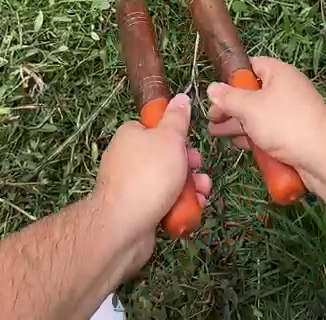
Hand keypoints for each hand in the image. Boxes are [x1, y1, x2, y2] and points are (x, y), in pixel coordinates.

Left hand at [89, 94, 210, 269]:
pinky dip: (178, 205)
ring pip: (168, 181)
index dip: (178, 137)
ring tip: (202, 195)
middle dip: (189, 166)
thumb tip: (181, 98)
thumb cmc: (149, 175)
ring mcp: (131, 186)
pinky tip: (192, 210)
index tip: (190, 147)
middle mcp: (128, 158)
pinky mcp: (136, 210)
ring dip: (190, 187)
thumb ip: (178, 118)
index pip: (157, 129)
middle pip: (166, 157)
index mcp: (131, 135)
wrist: (123, 228)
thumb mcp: (169, 138)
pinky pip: (162, 202)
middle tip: (199, 172)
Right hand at [205, 57, 325, 184]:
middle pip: (252, 93)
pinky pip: (268, 131)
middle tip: (211, 118)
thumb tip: (212, 88)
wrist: (323, 156)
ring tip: (216, 133)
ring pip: (258, 115)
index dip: (233, 77)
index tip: (216, 92)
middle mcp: (285, 89)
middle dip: (230, 106)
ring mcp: (290, 112)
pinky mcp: (293, 134)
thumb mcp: (251, 107)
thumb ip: (229, 98)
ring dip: (237, 123)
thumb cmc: (285, 123)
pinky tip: (238, 144)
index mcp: (278, 73)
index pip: (252, 66)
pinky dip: (253, 136)